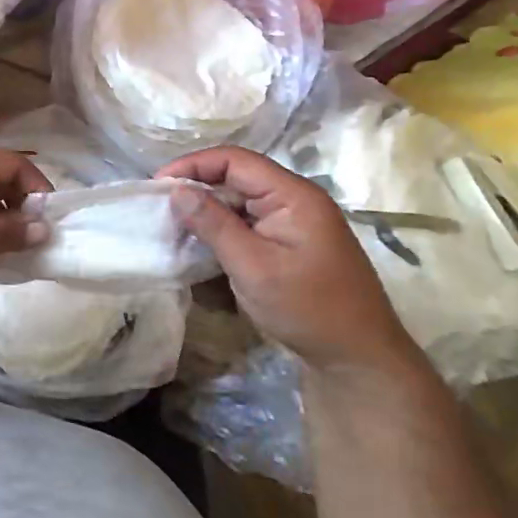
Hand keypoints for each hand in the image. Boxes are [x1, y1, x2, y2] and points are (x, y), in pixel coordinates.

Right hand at [159, 147, 416, 370]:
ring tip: (174, 224)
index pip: (235, 160)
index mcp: (293, 194)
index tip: (158, 184)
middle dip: (198, 187)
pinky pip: (252, 223)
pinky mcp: (292, 243)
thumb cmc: (308, 308)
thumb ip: (215, 225)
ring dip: (210, 210)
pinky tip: (203, 243)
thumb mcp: (253, 267)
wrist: (358, 358)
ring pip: (243, 201)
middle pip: (239, 177)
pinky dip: (226, 229)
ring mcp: (295, 221)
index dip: (194, 165)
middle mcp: (296, 199)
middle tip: (160, 206)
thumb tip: (177, 191)